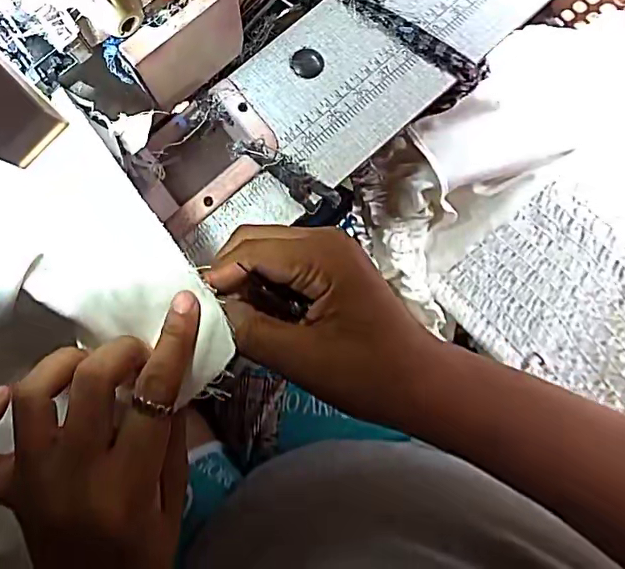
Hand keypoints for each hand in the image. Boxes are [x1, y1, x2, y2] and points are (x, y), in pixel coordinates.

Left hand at [0, 291, 201, 568]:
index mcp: (127, 487)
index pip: (152, 395)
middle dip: (118, 351)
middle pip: (89, 383)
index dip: (172, 342)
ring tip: (83, 365)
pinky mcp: (3, 494)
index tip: (181, 306)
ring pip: (31, 399)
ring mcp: (32, 485)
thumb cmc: (142, 552)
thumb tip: (168, 369)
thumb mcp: (174, 499)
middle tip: (133, 354)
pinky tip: (3, 397)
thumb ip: (171, 433)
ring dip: (60, 366)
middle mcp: (74, 480)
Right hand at [202, 225, 448, 429]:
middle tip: (218, 313)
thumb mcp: (302, 359)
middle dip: (231, 273)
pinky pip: (285, 263)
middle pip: (256, 240)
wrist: (423, 384)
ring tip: (241, 319)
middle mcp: (323, 239)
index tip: (201, 307)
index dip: (221, 275)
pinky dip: (268, 284)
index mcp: (320, 253)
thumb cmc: (370, 374)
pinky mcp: (331, 265)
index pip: (250, 249)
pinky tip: (267, 315)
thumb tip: (220, 312)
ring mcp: (329, 249)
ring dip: (249, 279)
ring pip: (268, 250)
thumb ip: (252, 330)